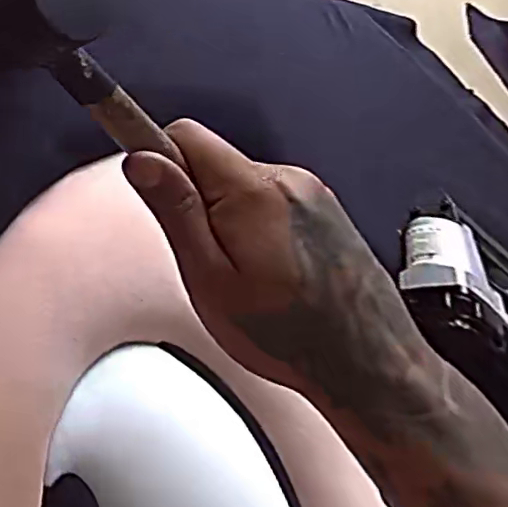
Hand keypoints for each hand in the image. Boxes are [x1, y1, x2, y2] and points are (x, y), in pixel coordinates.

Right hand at [121, 121, 444, 422]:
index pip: (182, 133)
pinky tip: (259, 260)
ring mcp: (309, 192)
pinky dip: (244, 214)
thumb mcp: (209, 277)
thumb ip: (173, 210)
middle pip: (204, 154)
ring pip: (230, 175)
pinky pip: (259, 190)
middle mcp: (287, 181)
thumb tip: (140, 160)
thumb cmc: (293, 335)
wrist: (380, 373)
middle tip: (195, 244)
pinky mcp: (320, 206)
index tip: (128, 147)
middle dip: (185, 189)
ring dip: (216, 206)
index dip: (150, 147)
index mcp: (253, 192)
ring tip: (234, 262)